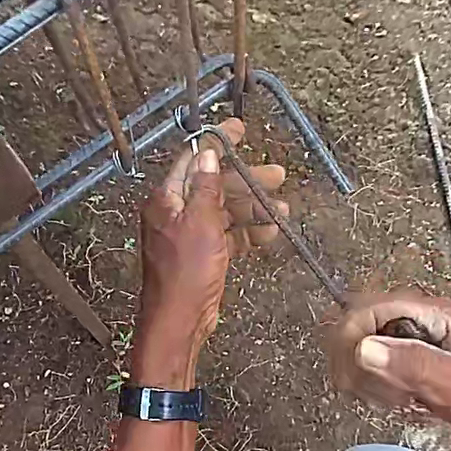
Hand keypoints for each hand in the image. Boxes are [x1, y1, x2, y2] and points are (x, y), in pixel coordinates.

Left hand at [134, 119, 287, 386]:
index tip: (241, 129)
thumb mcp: (200, 223)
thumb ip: (207, 187)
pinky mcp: (204, 255)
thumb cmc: (186, 272)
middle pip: (215, 185)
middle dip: (246, 181)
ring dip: (253, 209)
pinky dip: (248, 233)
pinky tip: (271, 233)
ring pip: (225, 211)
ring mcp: (191, 235)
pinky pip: (228, 236)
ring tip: (282, 210)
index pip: (194, 159)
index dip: (218, 143)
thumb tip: (209, 153)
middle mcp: (176, 213)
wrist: (179, 321)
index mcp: (167, 199)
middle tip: (277, 176)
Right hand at [325, 291, 450, 450]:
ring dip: (366, 375)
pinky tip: (399, 401)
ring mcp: (424, 339)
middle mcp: (429, 321)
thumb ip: (415, 365)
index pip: (371, 307)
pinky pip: (382, 363)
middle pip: (363, 323)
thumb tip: (366, 347)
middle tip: (366, 390)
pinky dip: (379, 385)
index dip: (351, 337)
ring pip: (368, 344)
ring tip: (392, 399)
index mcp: (439, 317)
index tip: (349, 371)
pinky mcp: (422, 359)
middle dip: (355, 359)